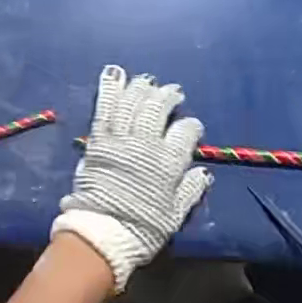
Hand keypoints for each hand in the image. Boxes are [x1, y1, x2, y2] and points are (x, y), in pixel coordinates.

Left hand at [51, 65, 211, 289]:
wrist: (102, 230)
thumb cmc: (142, 226)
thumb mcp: (175, 213)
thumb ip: (189, 189)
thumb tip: (203, 172)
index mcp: (168, 163)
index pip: (184, 133)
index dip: (190, 127)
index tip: (191, 125)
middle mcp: (145, 145)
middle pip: (157, 111)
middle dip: (166, 98)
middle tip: (172, 90)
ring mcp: (119, 140)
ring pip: (131, 105)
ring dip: (140, 89)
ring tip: (146, 80)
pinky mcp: (98, 139)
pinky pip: (104, 108)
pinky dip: (109, 89)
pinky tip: (113, 72)